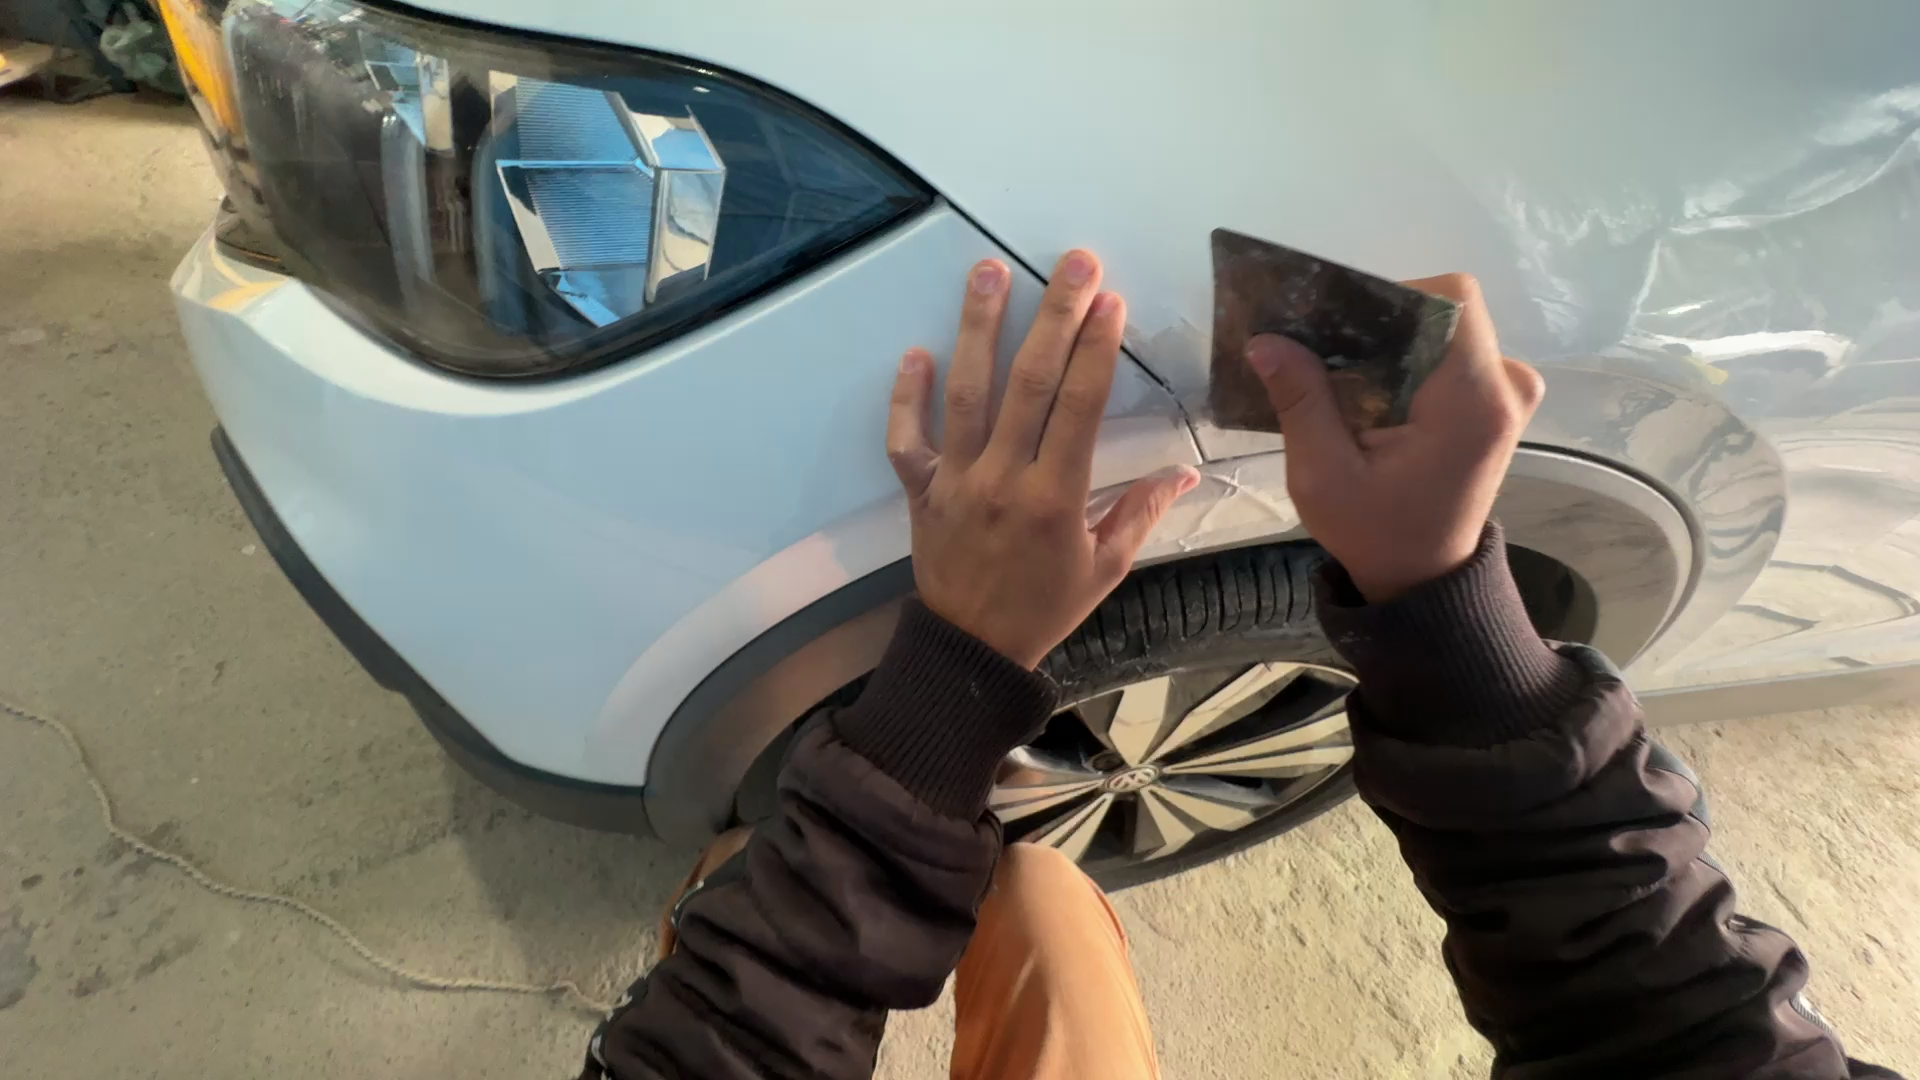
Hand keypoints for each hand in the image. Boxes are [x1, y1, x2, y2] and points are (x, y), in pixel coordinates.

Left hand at [887, 251, 1200, 667]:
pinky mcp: (920, 491)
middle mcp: (1003, 478)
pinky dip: (905, 398)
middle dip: (1055, 317)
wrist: (972, 649)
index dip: (1098, 350)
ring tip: (989, 272)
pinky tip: (915, 353)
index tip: (1111, 301)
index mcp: (1056, 497)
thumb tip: (1186, 474)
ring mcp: (955, 481)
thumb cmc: (1044, 608)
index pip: (1081, 406)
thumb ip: (1142, 514)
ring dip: (979, 330)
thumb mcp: (1105, 569)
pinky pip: (904, 441)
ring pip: (966, 395)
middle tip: (1073, 262)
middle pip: (1029, 385)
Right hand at [1245, 273, 1543, 602]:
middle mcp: (1505, 383)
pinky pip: (1446, 354)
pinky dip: (1402, 362)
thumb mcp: (1322, 474)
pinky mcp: (1493, 401)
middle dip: (1377, 325)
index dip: (1387, 298)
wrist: (1421, 574)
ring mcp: (1506, 391)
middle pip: (1441, 311)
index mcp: (1472, 400)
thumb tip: (1266, 340)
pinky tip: (1364, 394)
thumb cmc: (1373, 531)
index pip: (1446, 299)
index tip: (1336, 330)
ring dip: (1387, 345)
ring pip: (1441, 330)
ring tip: (1338, 379)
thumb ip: (1301, 402)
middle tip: (1322, 356)